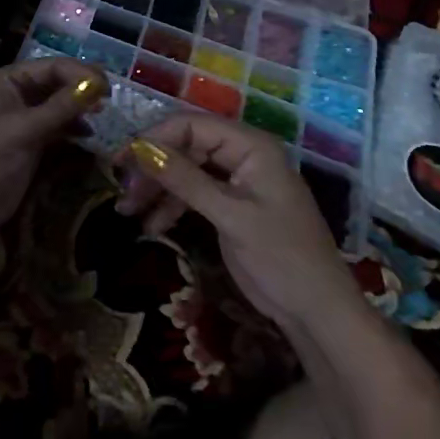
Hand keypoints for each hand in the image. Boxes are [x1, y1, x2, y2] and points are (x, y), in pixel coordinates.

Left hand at [0, 58, 108, 233]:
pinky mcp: (32, 140)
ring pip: (60, 104)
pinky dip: (73, 128)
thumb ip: (60, 108)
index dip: (80, 73)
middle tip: (110, 100)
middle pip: (57, 82)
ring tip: (102, 115)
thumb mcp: (25, 130)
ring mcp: (24, 117)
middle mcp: (17, 93)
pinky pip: (58, 125)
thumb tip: (97, 85)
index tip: (107, 87)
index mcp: (8, 81)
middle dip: (81, 89)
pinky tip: (88, 135)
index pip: (51, 67)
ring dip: (80, 108)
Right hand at [117, 114, 363, 333]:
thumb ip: (185, 180)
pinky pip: (190, 194)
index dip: (155, 138)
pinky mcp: (227, 205)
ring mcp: (234, 181)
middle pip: (184, 146)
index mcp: (251, 147)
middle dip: (152, 167)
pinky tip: (150, 226)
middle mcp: (242, 156)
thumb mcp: (230, 216)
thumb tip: (140, 150)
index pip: (192, 125)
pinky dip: (169, 206)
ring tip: (126, 210)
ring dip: (155, 188)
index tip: (124, 161)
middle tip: (122, 189)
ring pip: (182, 170)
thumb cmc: (282, 258)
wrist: (316, 313)